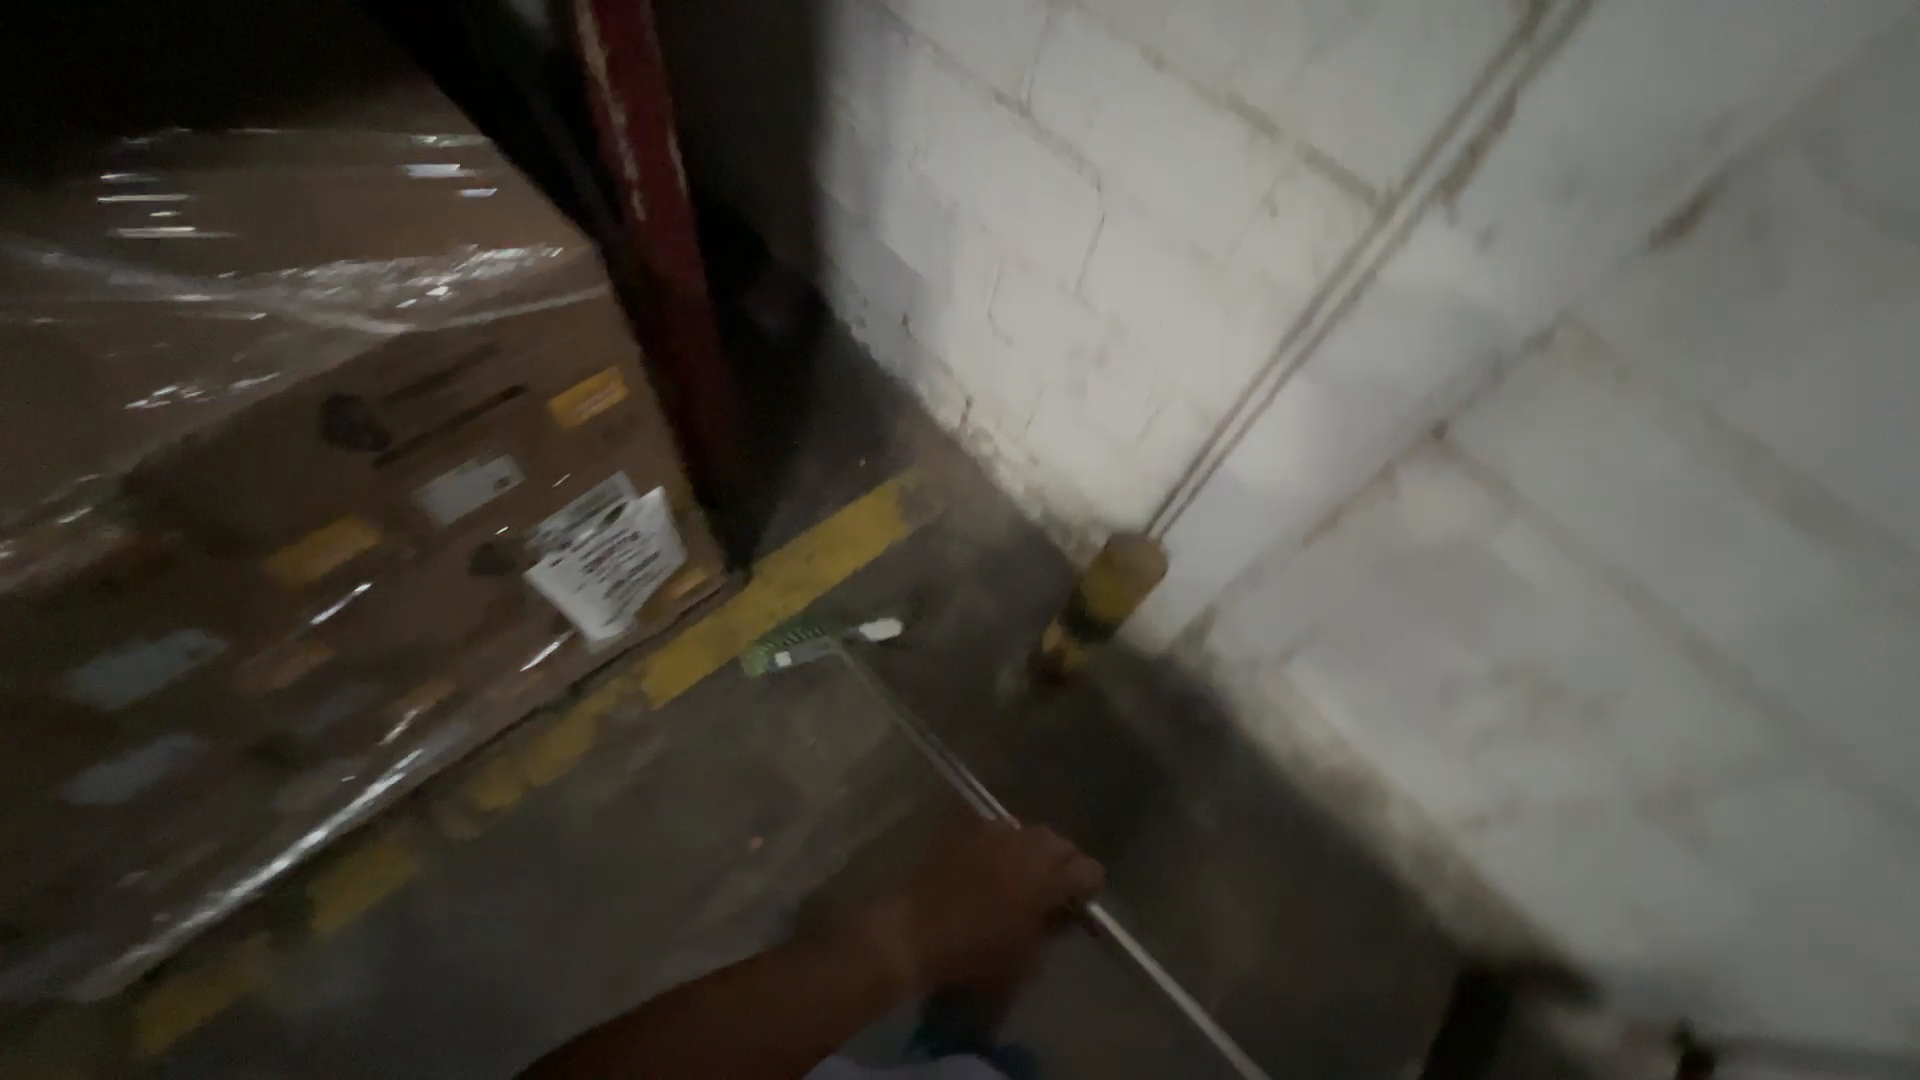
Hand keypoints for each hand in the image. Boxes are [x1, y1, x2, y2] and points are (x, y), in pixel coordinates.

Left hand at [851, 819, 1104, 994]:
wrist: (913, 932)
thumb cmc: (973, 956)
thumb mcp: (1024, 958)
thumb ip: (1050, 930)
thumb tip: (1059, 915)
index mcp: (1046, 878)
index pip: (1089, 870)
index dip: (1089, 888)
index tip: (1080, 904)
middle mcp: (1025, 845)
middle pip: (1062, 843)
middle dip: (1065, 863)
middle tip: (1054, 888)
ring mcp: (993, 831)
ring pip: (1029, 831)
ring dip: (1033, 850)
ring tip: (1022, 872)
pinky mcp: (965, 828)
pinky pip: (996, 828)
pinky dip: (1002, 842)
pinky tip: (990, 861)